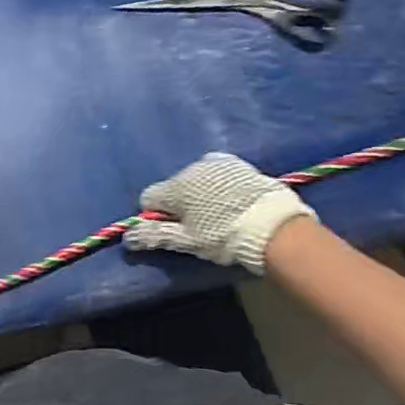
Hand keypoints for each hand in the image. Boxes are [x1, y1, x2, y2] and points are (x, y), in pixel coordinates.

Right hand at [122, 152, 315, 273]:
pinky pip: (215, 172)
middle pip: (172, 188)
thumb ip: (154, 235)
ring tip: (217, 213)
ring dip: (198, 193)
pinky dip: (216, 184)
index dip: (157, 216)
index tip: (175, 229)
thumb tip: (127, 236)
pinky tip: (230, 200)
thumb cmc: (224, 236)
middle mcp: (191, 169)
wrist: (276, 228)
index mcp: (174, 187)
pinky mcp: (237, 164)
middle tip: (198, 224)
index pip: (148, 199)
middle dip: (179, 203)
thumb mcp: (186, 241)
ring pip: (194, 180)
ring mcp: (216, 163)